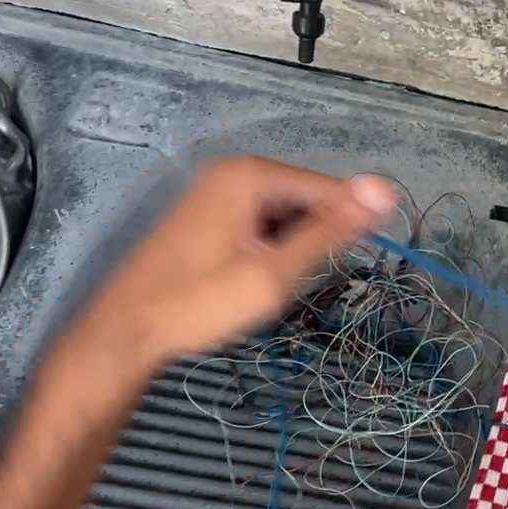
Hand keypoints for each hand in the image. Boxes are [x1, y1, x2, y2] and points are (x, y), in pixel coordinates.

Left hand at [79, 155, 394, 363]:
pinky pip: (264, 221)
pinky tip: (256, 277)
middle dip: (313, 239)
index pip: (330, 191)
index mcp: (252, 175)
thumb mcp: (275, 273)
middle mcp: (236, 171)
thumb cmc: (199, 304)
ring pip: (288, 213)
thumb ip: (331, 231)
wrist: (122, 336)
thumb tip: (385, 192)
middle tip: (293, 280)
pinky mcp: (211, 212)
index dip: (348, 227)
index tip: (355, 261)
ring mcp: (219, 190)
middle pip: (308, 199)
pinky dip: (273, 247)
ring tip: (270, 283)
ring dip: (293, 246)